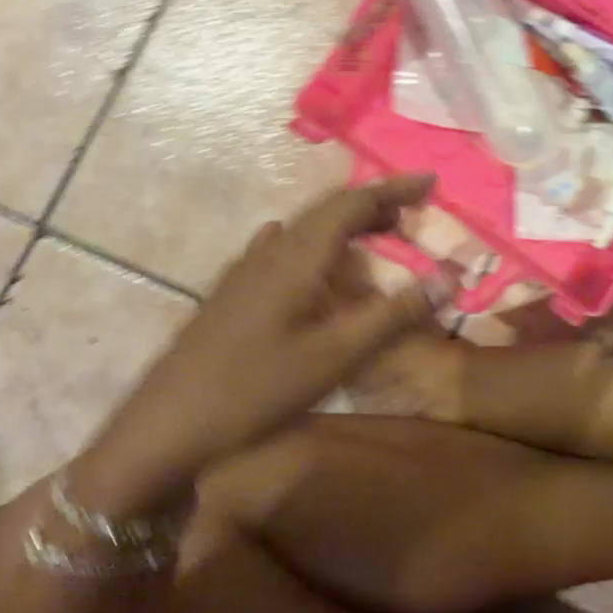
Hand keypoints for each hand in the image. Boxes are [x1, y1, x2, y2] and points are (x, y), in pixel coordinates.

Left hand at [73, 176, 450, 514]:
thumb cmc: (254, 390)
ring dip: (346, 224)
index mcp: (297, 256)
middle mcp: (270, 251)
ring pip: (305, 229)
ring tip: (378, 235)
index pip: (353, 202)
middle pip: (328, 210)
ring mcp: (245, 271)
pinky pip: (284, 249)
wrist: (162, 430)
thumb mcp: (335, 356)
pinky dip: (317, 246)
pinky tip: (314, 264)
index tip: (432, 182)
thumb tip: (449, 276)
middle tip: (414, 212)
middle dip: (374, 203)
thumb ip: (394, 314)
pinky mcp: (232, 294)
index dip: (394, 188)